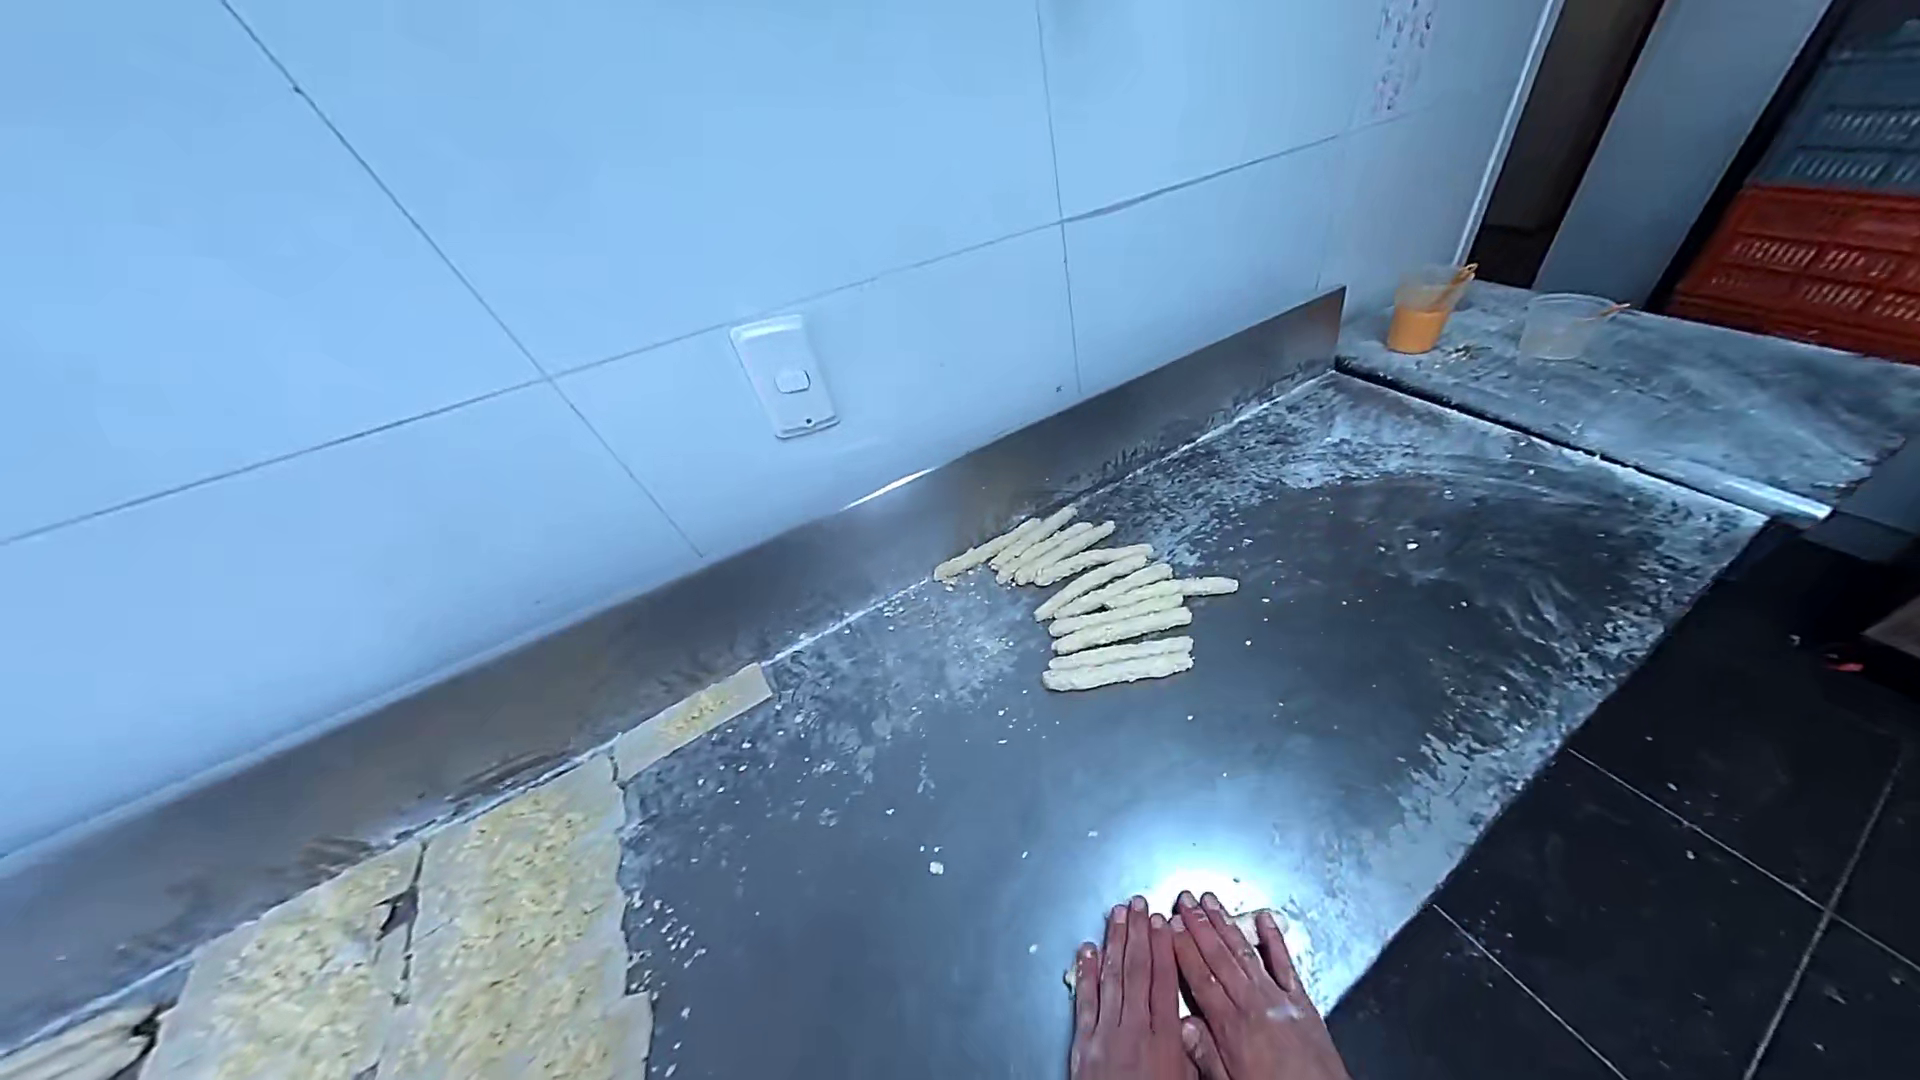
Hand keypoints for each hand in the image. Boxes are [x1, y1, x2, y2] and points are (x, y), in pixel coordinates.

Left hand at [1069, 896, 1195, 1079]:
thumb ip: (1192, 1057)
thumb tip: (1196, 1025)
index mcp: (1164, 1044)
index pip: (1163, 982)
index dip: (1161, 948)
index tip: (1161, 922)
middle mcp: (1133, 1031)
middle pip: (1136, 970)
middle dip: (1138, 932)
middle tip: (1138, 903)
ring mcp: (1105, 1034)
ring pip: (1111, 977)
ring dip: (1114, 941)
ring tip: (1116, 913)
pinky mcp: (1082, 1044)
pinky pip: (1085, 1000)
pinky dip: (1085, 972)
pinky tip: (1086, 949)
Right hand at [1170, 891, 1351, 1079]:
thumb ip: (1207, 1056)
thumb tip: (1182, 1023)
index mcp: (1232, 1028)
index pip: (1200, 977)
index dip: (1182, 947)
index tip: (1169, 923)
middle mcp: (1254, 1006)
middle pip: (1219, 957)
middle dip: (1199, 925)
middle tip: (1186, 899)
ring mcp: (1279, 1000)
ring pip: (1245, 953)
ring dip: (1226, 924)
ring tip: (1211, 900)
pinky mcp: (1303, 1004)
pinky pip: (1286, 965)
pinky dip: (1275, 939)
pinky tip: (1265, 917)